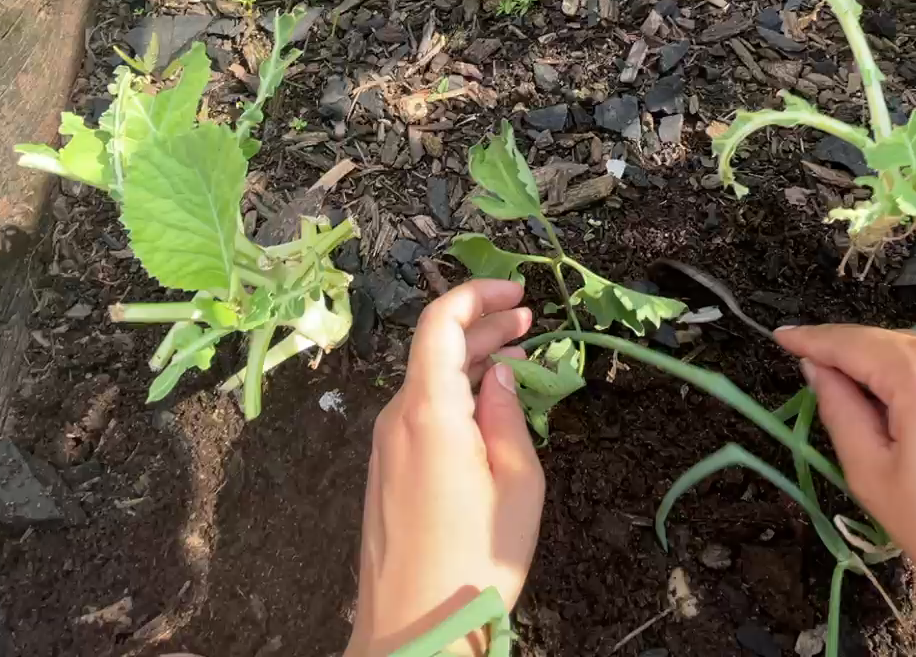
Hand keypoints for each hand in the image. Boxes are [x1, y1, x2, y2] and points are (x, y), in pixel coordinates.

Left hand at [346, 280, 543, 656]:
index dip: (478, 294)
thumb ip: (508, 414)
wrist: (413, 636)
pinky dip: (457, 392)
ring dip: (473, 360)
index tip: (517, 292)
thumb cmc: (475, 560)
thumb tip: (500, 373)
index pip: (440, 322)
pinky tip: (489, 404)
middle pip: (436, 346)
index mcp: (428, 409)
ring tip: (517, 356)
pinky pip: (423, 410)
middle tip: (528, 319)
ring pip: (430, 378)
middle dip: (484, 325)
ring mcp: (387, 443)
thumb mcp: (516, 481)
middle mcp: (398, 415)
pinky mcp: (388, 468)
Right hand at [775, 326, 915, 656]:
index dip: (810, 339)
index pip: (849, 342)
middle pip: (886, 346)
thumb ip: (839, 410)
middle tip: (820, 386)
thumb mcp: (875, 476)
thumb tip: (819, 370)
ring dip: (887, 376)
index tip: (781, 335)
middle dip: (850, 360)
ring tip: (871, 417)